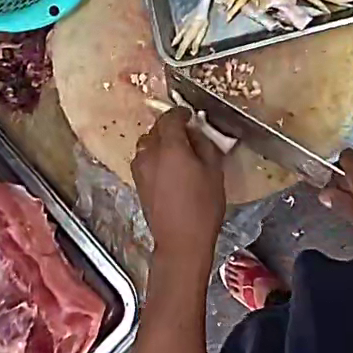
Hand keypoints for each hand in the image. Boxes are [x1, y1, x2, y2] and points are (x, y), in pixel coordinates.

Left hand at [133, 109, 224, 277]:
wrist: (181, 240)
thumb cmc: (203, 205)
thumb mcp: (214, 170)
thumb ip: (205, 144)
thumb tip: (196, 132)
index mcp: (170, 147)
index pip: (170, 118)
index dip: (180, 112)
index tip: (190, 114)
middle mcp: (149, 154)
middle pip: (155, 130)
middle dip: (170, 126)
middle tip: (189, 132)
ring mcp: (140, 169)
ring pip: (147, 144)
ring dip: (161, 141)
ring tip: (179, 150)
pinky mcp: (138, 183)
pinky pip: (145, 159)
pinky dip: (155, 156)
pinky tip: (171, 167)